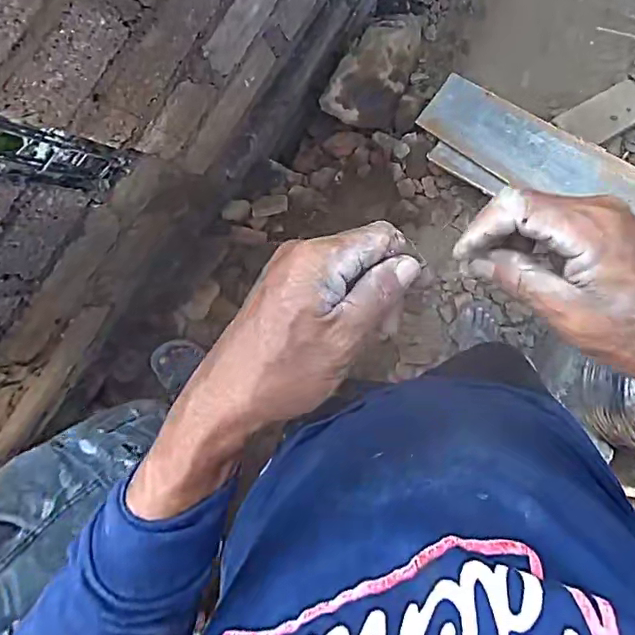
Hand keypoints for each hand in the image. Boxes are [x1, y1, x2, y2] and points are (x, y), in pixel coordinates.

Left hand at [126, 220, 420, 518]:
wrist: (225, 398)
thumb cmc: (286, 372)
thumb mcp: (344, 337)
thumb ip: (380, 294)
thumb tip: (410, 262)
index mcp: (319, 256)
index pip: (382, 236)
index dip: (400, 268)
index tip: (396, 309)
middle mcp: (302, 250)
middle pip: (365, 250)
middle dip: (382, 286)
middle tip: (377, 332)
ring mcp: (288, 266)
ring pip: (348, 267)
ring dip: (362, 298)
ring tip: (353, 339)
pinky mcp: (281, 284)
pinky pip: (326, 279)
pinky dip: (340, 302)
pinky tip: (333, 335)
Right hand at [453, 189, 634, 418]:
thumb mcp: (569, 315)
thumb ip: (519, 279)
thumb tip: (480, 262)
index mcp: (588, 225)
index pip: (515, 204)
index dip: (481, 227)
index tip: (464, 257)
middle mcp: (598, 207)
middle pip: (528, 202)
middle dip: (494, 230)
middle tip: (474, 265)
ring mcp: (608, 214)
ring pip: (543, 210)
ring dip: (515, 235)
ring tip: (495, 268)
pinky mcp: (613, 225)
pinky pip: (563, 221)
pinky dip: (538, 239)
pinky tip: (528, 265)